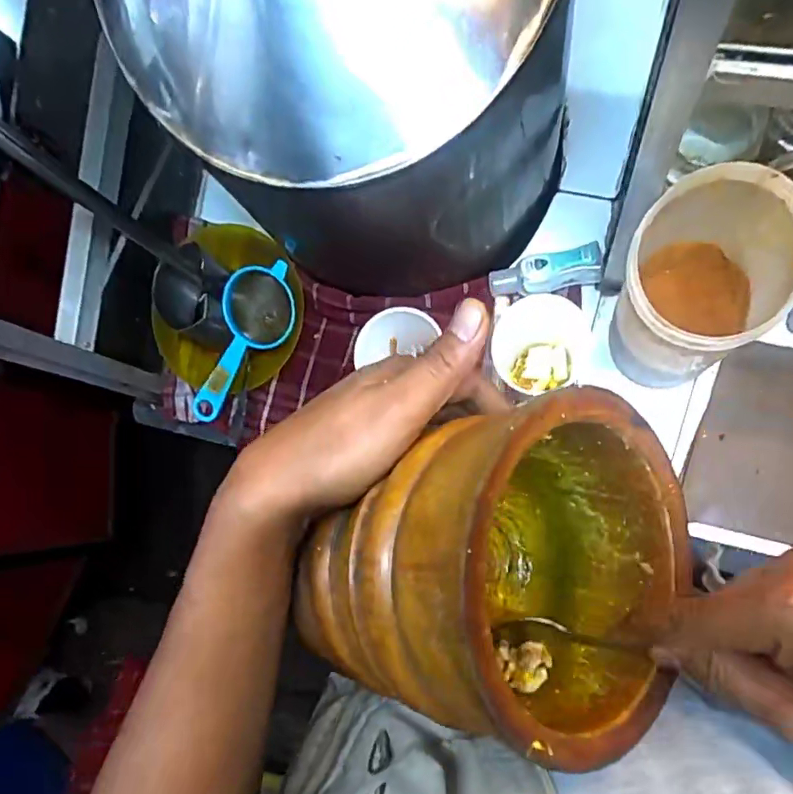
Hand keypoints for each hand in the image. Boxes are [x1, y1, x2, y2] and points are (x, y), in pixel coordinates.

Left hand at [222, 299, 506, 526]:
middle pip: (446, 394)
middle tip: (501, 457)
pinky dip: (430, 448)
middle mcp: (385, 385)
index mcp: (399, 371)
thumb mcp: (401, 406)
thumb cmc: (343, 449)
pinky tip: (431, 471)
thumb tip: (480, 305)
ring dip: (454, 434)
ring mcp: (368, 414)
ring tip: (474, 467)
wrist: (275, 488)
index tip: (517, 437)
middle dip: (477, 418)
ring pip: (427, 416)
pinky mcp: (358, 442)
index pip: (464, 373)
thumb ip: (442, 364)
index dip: (495, 401)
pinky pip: (409, 437)